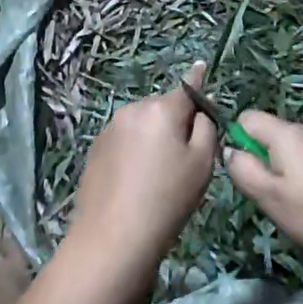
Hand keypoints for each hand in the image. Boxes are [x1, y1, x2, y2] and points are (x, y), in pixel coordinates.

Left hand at [65, 63, 216, 276]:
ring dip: (153, 135)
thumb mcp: (202, 164)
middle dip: (175, 120)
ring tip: (159, 172)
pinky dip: (135, 149)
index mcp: (161, 109)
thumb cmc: (167, 199)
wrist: (113, 236)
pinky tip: (136, 178)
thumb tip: (199, 112)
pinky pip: (125, 139)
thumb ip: (206, 128)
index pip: (186, 86)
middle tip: (186, 156)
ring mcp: (110, 128)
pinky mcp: (95, 148)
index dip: (198, 79)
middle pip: (163, 107)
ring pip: (143, 123)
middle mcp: (132, 109)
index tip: (201, 67)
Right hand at [224, 111, 302, 280]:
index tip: (246, 172)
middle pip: (269, 133)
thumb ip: (242, 169)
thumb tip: (230, 151)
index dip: (238, 140)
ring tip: (293, 206)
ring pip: (289, 149)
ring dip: (282, 171)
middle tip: (269, 196)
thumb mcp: (269, 197)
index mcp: (286, 133)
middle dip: (261, 159)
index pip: (247, 117)